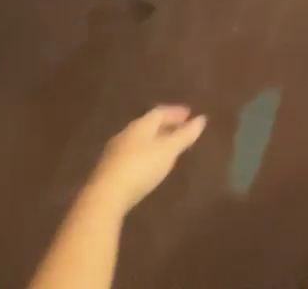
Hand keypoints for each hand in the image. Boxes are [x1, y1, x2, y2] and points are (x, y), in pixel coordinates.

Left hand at [84, 105, 206, 213]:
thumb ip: (184, 135)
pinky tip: (148, 165)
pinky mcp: (109, 170)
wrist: (105, 196)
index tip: (189, 114)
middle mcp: (127, 133)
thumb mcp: (168, 151)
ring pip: (139, 140)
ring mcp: (115, 152)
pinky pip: (131, 155)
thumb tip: (202, 119)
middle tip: (180, 129)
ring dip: (154, 141)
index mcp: (141, 125)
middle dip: (165, 126)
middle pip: (148, 125)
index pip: (160, 112)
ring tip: (166, 148)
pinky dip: (144, 154)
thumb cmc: (141, 167)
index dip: (175, 112)